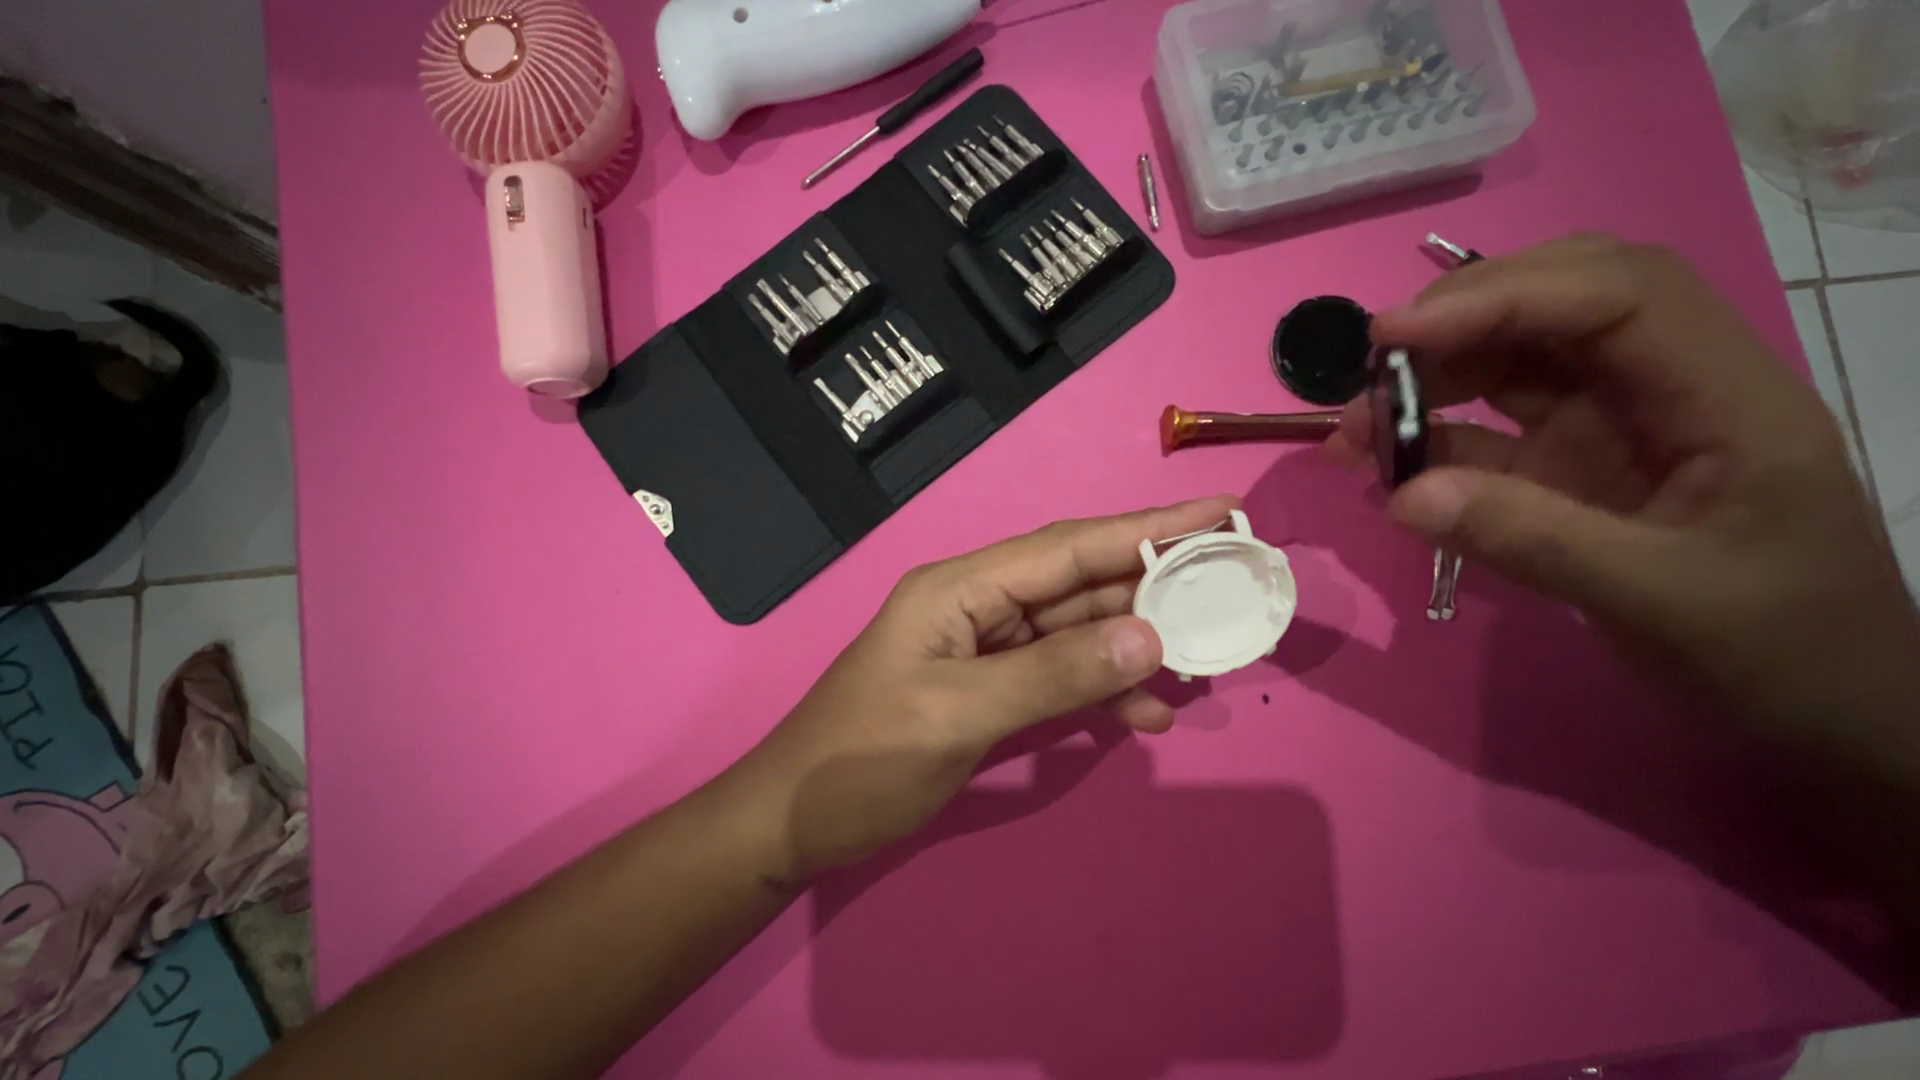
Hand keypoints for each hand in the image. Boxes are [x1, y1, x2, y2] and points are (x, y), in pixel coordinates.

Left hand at [730, 496, 1238, 884]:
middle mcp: (977, 604)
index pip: (1069, 547)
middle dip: (1154, 583)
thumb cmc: (864, 760)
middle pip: (1080, 581)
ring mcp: (984, 646)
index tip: (1219, 513)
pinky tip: (1145, 715)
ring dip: (1136, 643)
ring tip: (1203, 662)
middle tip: (1232, 583)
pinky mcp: (988, 687)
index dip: (1147, 528)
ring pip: (1077, 629)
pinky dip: (1103, 689)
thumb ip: (1053, 674)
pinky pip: (1059, 674)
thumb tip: (1148, 635)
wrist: (797, 818)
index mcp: (960, 587)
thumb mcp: (959, 715)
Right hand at [1328, 235, 1919, 768]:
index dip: (1504, 296)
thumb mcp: (1660, 601)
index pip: (1616, 296)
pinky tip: (1383, 464)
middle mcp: (1666, 388)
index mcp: (1724, 396)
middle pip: (1561, 302)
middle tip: (1372, 362)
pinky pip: (1490, 429)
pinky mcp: (1570, 466)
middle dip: (1462, 318)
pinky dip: (1431, 436)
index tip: (1398, 336)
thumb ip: (1532, 539)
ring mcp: (1615, 426)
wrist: (1821, 714)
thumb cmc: (1778, 653)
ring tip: (1355, 425)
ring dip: (1431, 377)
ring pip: (1516, 359)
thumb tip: (1401, 496)